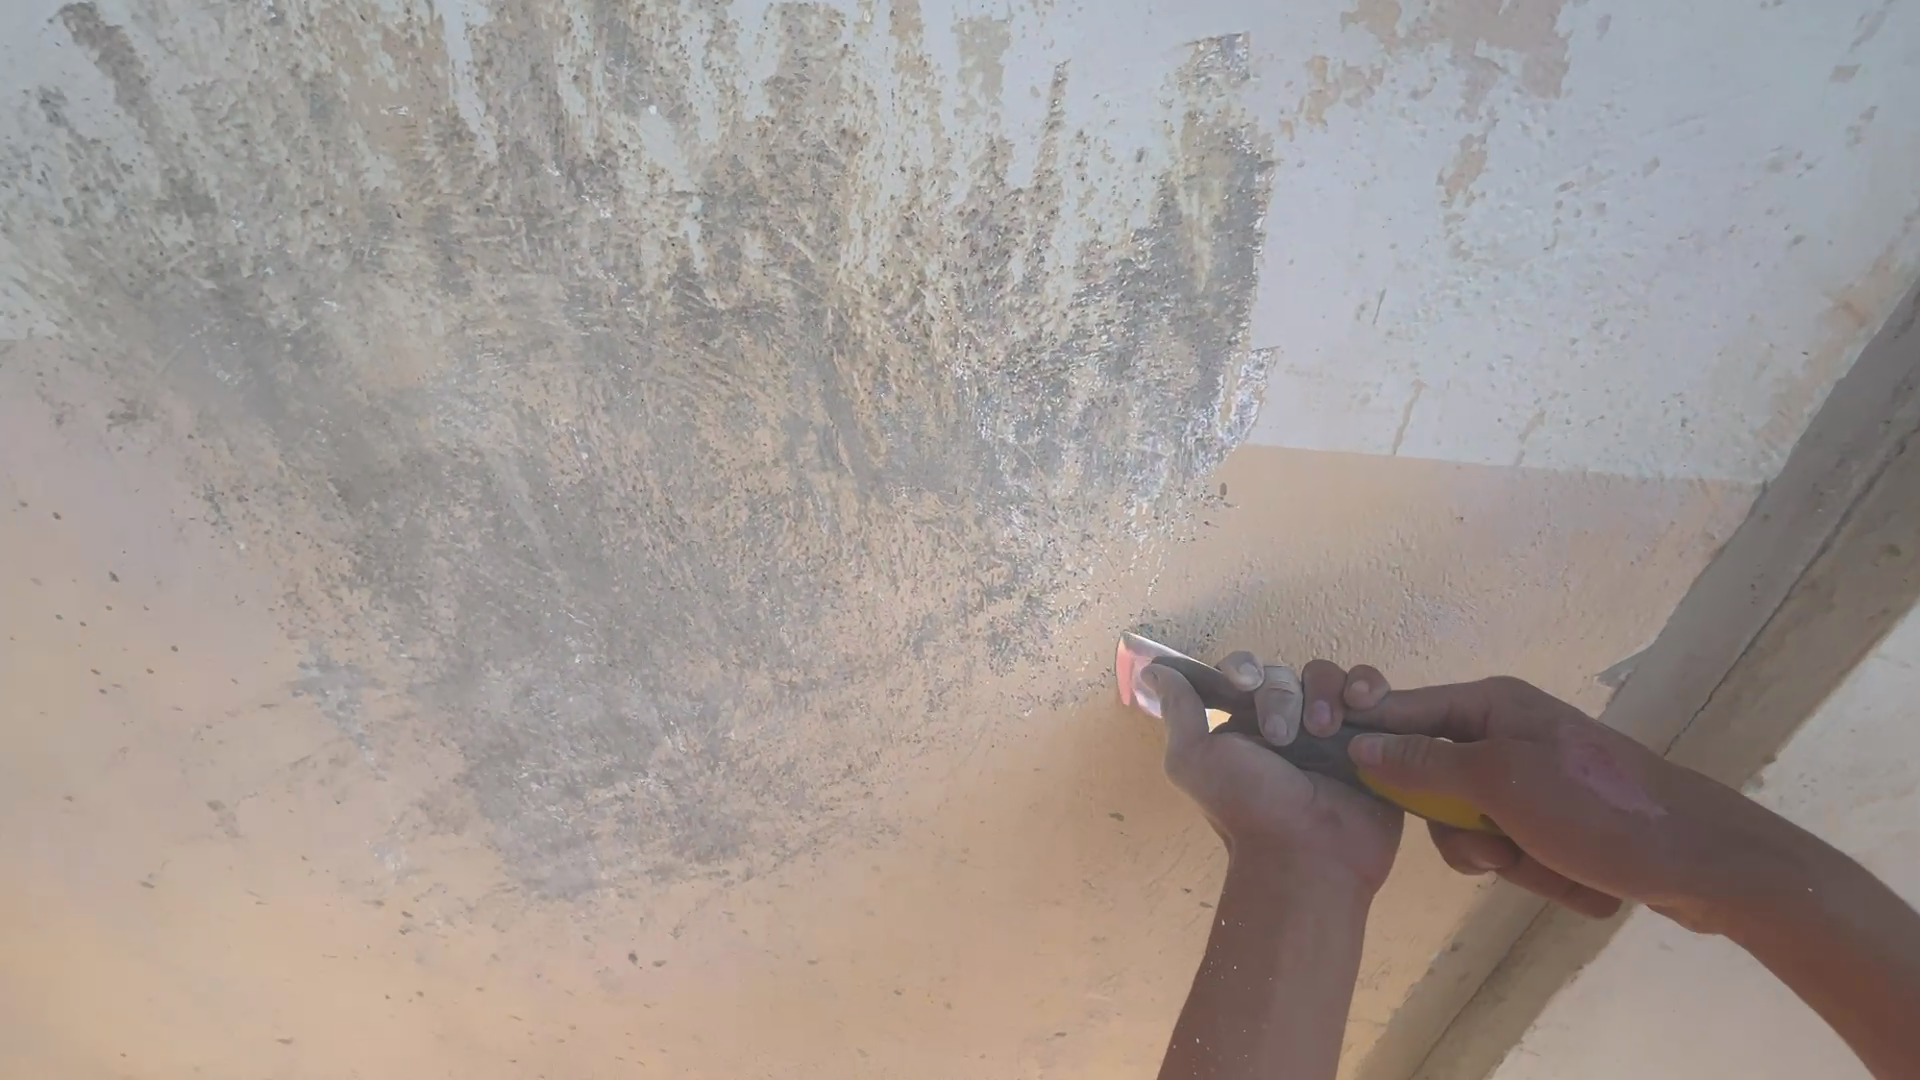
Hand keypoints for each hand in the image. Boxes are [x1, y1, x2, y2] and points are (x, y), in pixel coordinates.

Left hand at [1132, 655, 1402, 892]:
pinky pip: (1372, 693)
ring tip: (1326, 731)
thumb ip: (1179, 711)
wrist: (1308, 854)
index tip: (1243, 683)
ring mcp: (1330, 730)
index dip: (1242, 669)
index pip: (1244, 672)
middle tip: (1284, 737)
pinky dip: (1368, 687)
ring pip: (1327, 677)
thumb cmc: (1245, 806)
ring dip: (1325, 694)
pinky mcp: (1372, 738)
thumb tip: (1154, 670)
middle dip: (1282, 697)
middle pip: (1285, 675)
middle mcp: (1286, 721)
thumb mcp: (1194, 758)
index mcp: (1243, 722)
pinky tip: (1361, 704)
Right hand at [1345, 675, 1789, 929]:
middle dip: (1457, 822)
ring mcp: (1527, 778)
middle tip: (1490, 845)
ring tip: (1543, 864)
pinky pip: (1504, 842)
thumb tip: (1358, 746)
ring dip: (1497, 853)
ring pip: (1464, 819)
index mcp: (1488, 706)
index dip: (1368, 737)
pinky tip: (1568, 874)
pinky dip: (1529, 866)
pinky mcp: (1550, 818)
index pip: (1398, 710)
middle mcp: (1501, 734)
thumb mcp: (1498, 781)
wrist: (1719, 868)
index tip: (1340, 768)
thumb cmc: (1599, 809)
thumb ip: (1421, 762)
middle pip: (1429, 776)